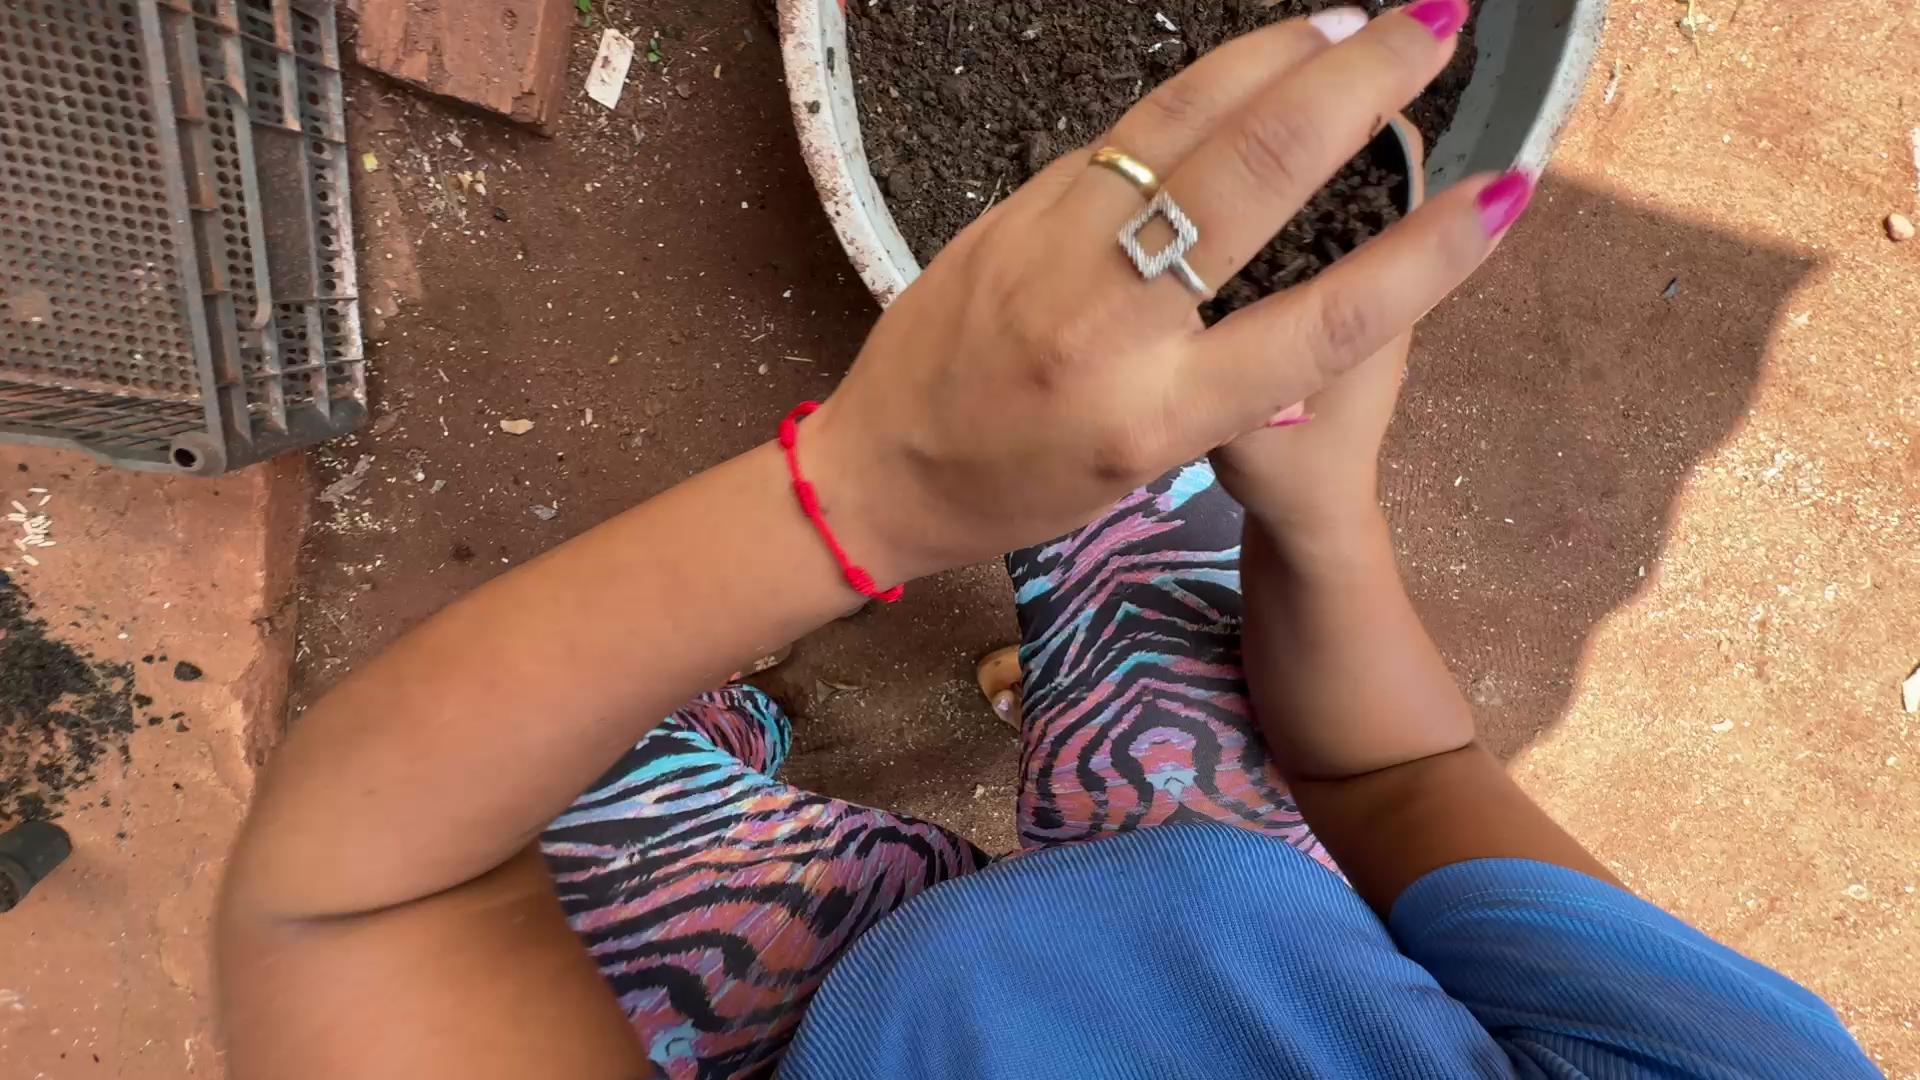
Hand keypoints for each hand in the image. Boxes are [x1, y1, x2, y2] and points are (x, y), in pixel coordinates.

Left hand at [800, 0, 1529, 585]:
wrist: (878, 471)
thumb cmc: (1008, 493)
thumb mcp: (1129, 473)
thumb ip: (1213, 390)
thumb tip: (1291, 314)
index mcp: (1154, 418)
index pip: (1322, 327)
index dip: (1425, 259)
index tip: (1502, 194)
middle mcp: (1106, 325)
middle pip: (1253, 177)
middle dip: (1357, 89)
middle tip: (1435, 32)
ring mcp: (1046, 256)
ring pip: (1177, 128)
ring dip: (1272, 61)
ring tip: (1346, 25)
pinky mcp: (1004, 219)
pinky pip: (1110, 147)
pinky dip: (1182, 105)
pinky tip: (1225, 84)